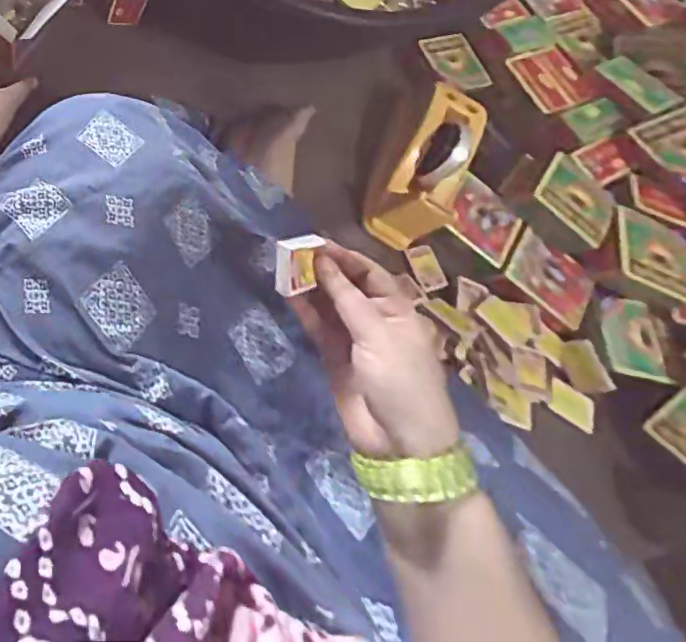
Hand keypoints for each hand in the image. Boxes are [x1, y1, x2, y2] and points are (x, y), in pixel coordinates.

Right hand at [289, 243, 462, 459]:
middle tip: (293, 252)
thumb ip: (345, 296)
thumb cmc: (401, 379)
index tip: (316, 242)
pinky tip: (288, 293)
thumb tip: (321, 260)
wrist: (400, 442)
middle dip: (322, 269)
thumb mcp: (377, 332)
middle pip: (345, 285)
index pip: (368, 272)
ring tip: (285, 267)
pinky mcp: (334, 355)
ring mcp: (353, 337)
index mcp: (397, 309)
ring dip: (309, 286)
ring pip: (328, 303)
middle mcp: (374, 318)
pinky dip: (304, 309)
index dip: (344, 256)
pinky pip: (317, 325)